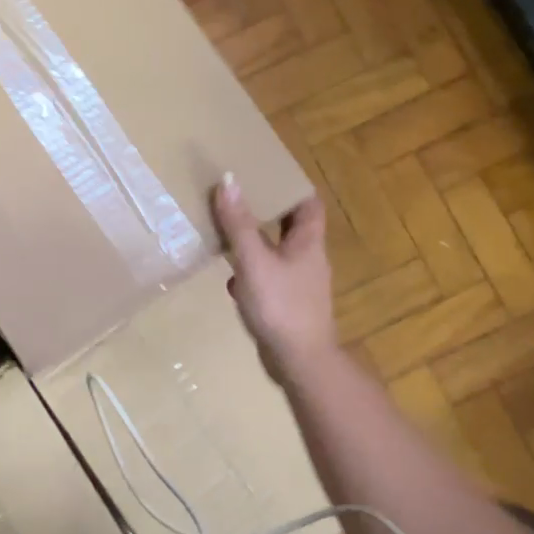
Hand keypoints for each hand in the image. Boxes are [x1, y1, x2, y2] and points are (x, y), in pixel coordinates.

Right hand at [212, 175, 335, 382]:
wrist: (299, 361)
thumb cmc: (281, 305)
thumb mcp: (254, 260)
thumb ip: (239, 223)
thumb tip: (229, 179)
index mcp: (308, 242)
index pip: (308, 203)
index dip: (291, 186)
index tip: (266, 172)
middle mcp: (308, 259)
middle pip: (291, 225)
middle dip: (267, 210)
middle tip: (237, 195)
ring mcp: (298, 283)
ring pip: (276, 251)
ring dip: (255, 240)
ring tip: (226, 229)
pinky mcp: (286, 303)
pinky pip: (267, 276)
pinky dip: (249, 270)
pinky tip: (228, 276)